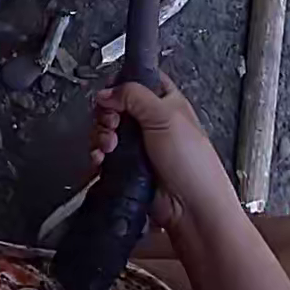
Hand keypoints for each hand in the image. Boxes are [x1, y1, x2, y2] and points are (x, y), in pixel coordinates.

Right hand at [88, 75, 239, 232]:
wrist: (191, 209)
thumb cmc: (192, 163)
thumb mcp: (165, 116)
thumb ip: (133, 95)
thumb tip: (107, 92)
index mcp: (166, 102)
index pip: (139, 80)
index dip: (122, 82)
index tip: (111, 92)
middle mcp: (150, 121)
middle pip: (115, 105)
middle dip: (106, 113)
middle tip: (112, 123)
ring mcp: (138, 145)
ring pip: (106, 129)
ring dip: (101, 135)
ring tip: (109, 146)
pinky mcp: (127, 166)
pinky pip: (103, 154)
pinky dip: (97, 155)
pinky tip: (101, 159)